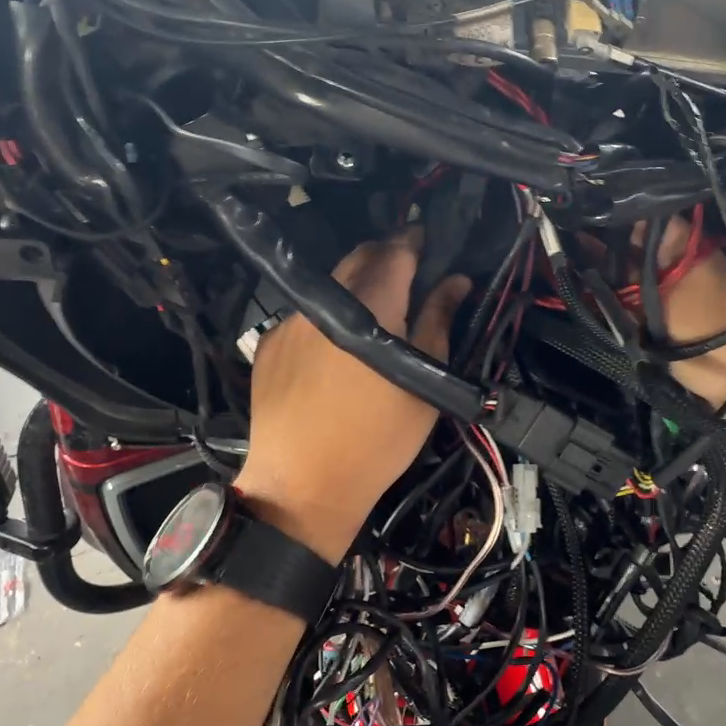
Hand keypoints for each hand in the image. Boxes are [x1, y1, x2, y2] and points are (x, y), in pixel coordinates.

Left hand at [235, 233, 469, 560]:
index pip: (396, 249)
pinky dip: (327, 317)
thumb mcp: (426, 379)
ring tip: (374, 317)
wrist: (305, 484)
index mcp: (371, 304)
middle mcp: (325, 301)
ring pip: (330, 285)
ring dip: (356, 288)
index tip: (428, 242)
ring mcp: (291, 322)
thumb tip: (457, 281)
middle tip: (408, 278)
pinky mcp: (269, 345)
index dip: (416, 241)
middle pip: (359, 258)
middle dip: (385, 259)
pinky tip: (337, 350)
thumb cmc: (379, 437)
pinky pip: (306, 314)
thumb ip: (439, 319)